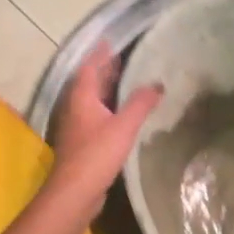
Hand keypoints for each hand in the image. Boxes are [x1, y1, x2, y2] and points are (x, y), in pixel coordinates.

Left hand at [46, 45, 161, 209]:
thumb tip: (157, 84)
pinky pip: (97, 116)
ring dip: (108, 89)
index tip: (110, 40)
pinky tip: (124, 114)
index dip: (100, 54)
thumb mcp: (123, 126)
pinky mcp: (84, 143)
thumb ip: (140, 104)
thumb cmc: (96, 154)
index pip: (90, 67)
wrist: (75, 192)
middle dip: (106, 70)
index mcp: (82, 98)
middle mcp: (77, 108)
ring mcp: (78, 127)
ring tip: (128, 81)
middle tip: (124, 58)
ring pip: (94, 100)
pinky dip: (110, 108)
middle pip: (91, 83)